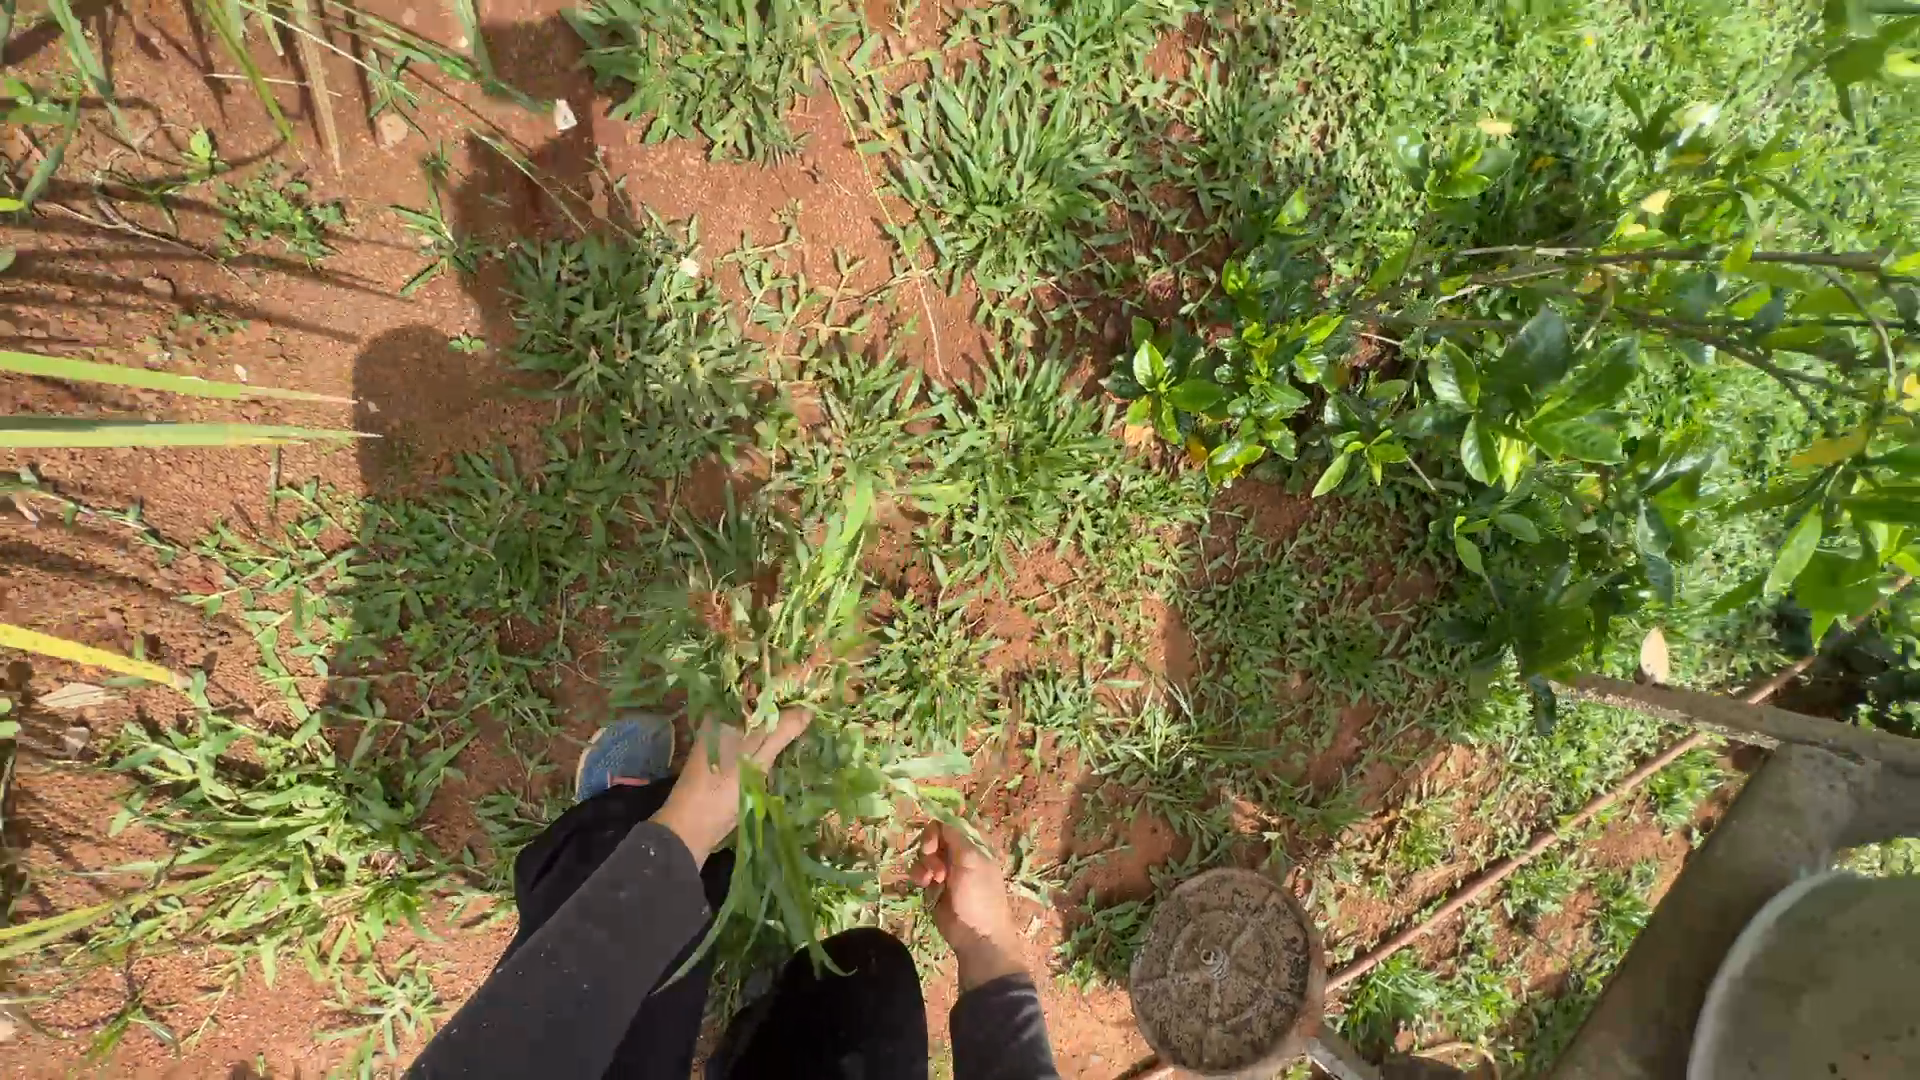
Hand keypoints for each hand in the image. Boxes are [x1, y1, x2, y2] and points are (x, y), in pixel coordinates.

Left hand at [653, 708, 809, 867]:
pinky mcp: (729, 759)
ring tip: (809, 725)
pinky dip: (770, 744)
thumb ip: (781, 732)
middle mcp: (723, 722)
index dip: (786, 692)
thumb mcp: (755, 760)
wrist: (689, 830)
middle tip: (815, 712)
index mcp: (724, 715)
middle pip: (761, 710)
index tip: (812, 695)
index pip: (760, 693)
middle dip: (786, 711)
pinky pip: (755, 743)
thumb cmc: (719, 792)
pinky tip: (789, 746)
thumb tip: (809, 709)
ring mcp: (725, 742)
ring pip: (759, 727)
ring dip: (780, 728)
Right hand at [911, 820, 1026, 989]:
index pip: (949, 825)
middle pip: (933, 837)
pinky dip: (919, 875)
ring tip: (932, 879)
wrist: (976, 935)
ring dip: (924, 864)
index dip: (938, 830)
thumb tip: (941, 821)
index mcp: (972, 845)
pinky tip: (924, 884)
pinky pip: (919, 872)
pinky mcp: (933, 887)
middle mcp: (957, 855)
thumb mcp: (971, 860)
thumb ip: (954, 837)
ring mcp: (944, 871)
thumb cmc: (979, 894)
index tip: (934, 842)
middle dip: (929, 848)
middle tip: (934, 862)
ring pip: (924, 855)